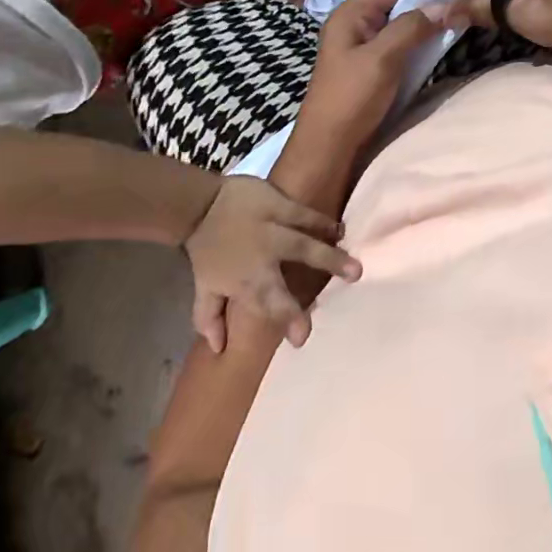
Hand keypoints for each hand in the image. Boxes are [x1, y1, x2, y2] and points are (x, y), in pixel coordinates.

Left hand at [183, 175, 361, 352]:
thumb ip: (210, 317)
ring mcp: (273, 226)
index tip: (303, 337)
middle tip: (353, 278)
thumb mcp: (204, 287)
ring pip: (305, 239)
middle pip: (296, 264)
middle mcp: (265, 255)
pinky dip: (321, 221)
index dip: (290, 320)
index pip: (272, 304)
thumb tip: (217, 348)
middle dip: (325, 269)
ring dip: (331, 250)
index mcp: (248, 280)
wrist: (197, 207)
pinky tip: (338, 229)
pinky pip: (303, 213)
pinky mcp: (277, 202)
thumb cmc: (205, 250)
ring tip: (354, 261)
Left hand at [292, 0, 450, 162]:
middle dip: (428, 7)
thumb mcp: (382, 58)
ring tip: (457, 31)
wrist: (329, 148)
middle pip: (398, 3)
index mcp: (351, 13)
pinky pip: (398, 48)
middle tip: (464, 14)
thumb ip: (412, 27)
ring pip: (400, 27)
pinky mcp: (371, 69)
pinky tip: (437, 53)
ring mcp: (362, 48)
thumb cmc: (351, 98)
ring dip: (425, 29)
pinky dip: (417, 48)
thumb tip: (446, 5)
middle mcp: (355, 24)